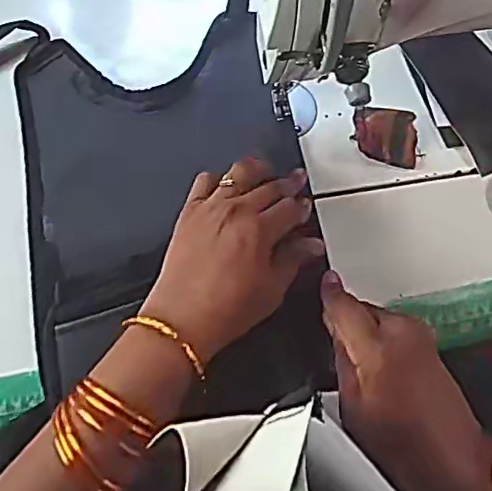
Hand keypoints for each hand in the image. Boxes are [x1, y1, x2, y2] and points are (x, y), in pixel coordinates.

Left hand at [140, 157, 324, 361]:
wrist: (182, 319)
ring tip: (266, 171)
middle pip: (270, 186)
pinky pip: (205, 180)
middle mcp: (235, 211)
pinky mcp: (189, 211)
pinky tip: (225, 184)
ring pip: (239, 172)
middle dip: (288, 183)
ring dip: (257, 170)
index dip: (302, 206)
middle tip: (296, 182)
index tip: (305, 208)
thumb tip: (309, 246)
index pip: (290, 207)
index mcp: (259, 229)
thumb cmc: (224, 310)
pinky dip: (218, 178)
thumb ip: (293, 260)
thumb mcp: (272, 290)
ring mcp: (210, 207)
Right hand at [320, 271, 487, 490]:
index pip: (343, 303)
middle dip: (349, 324)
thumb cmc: (407, 447)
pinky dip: (386, 339)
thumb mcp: (352, 408)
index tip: (323, 286)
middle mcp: (402, 330)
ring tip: (370, 372)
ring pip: (378, 317)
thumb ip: (339, 358)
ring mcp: (420, 332)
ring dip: (369, 332)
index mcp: (377, 347)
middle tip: (342, 355)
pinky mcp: (430, 339)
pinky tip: (388, 372)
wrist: (456, 460)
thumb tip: (333, 331)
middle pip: (361, 308)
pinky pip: (395, 327)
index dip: (328, 294)